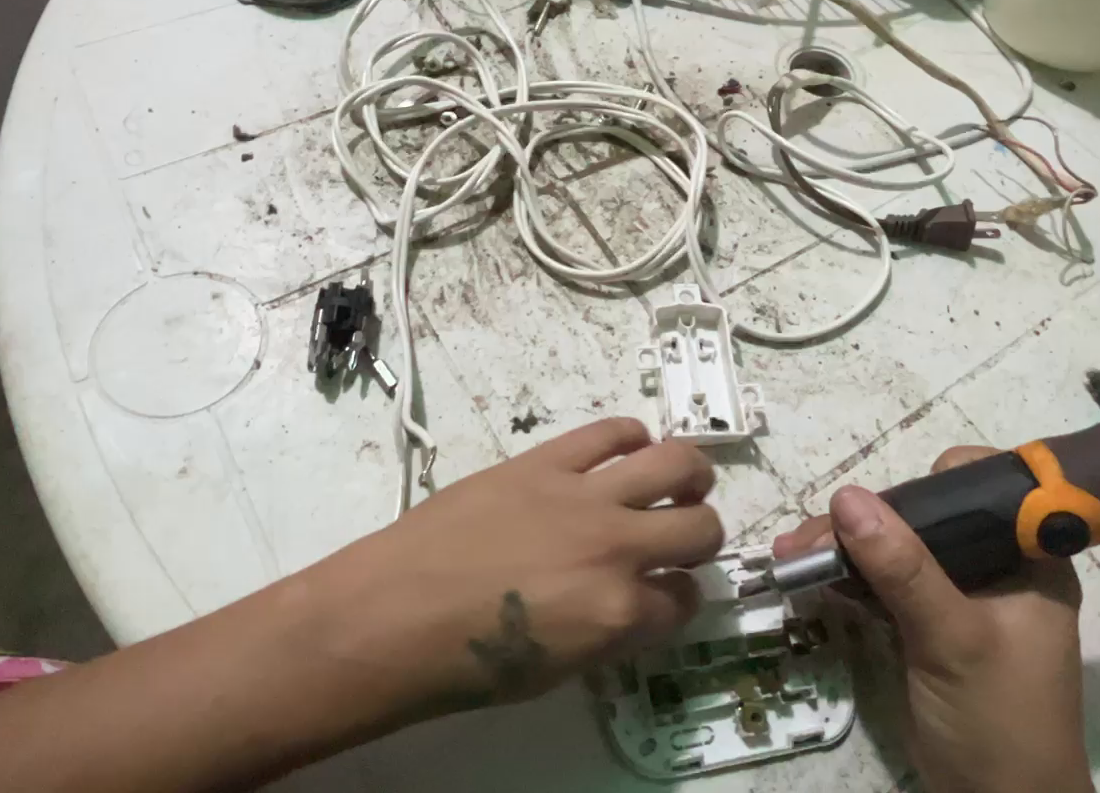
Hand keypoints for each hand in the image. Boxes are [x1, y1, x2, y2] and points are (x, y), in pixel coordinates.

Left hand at [301, 418, 722, 716]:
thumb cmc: (467, 660)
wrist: (396, 609)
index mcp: (619, 613)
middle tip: (687, 532)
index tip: (671, 592)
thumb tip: (635, 600)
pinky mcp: (546, 460)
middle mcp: (615, 548)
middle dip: (704, 534)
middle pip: (699, 528)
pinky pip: (609, 432)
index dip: (682, 597)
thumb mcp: (558, 668)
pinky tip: (630, 446)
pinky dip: (631, 435)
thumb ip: (610, 631)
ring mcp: (583, 496)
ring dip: (691, 473)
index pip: (684, 599)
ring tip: (684, 479)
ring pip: (672, 463)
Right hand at [776, 447, 1091, 792]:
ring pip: (898, 542)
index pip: (989, 487)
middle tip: (812, 534)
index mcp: (1028, 559)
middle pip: (928, 512)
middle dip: (867, 516)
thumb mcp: (952, 640)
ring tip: (791, 551)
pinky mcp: (927, 617)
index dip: (938, 480)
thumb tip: (845, 496)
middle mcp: (995, 564)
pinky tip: (808, 572)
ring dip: (844, 543)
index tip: (888, 501)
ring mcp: (959, 592)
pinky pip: (884, 576)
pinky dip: (846, 572)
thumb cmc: (997, 724)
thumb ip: (903, 569)